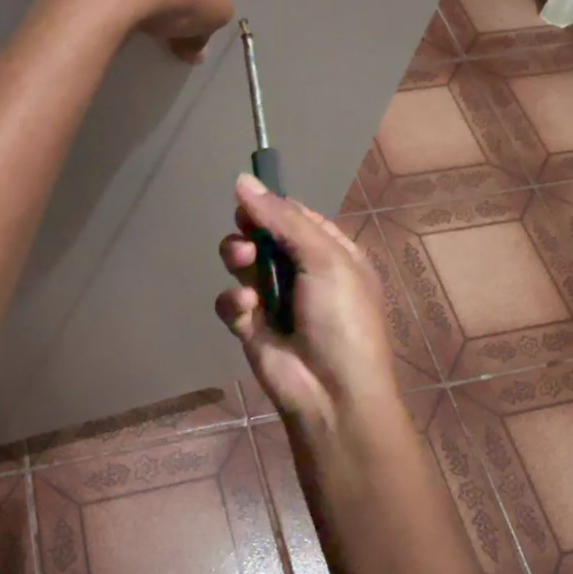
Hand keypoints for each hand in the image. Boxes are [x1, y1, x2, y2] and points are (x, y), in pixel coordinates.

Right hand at [214, 174, 398, 429]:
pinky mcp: (250, 327)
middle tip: (245, 243)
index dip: (270, 207)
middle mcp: (302, 272)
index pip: (294, 216)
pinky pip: (230, 302)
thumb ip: (282, 219)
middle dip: (248, 233)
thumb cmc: (342, 318)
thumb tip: (242, 180)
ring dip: (237, 260)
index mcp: (331, 252)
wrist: (332, 394)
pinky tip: (247, 313)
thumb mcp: (324, 259)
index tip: (246, 199)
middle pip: (261, 235)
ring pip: (241, 263)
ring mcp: (275, 300)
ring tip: (243, 269)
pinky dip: (234, 303)